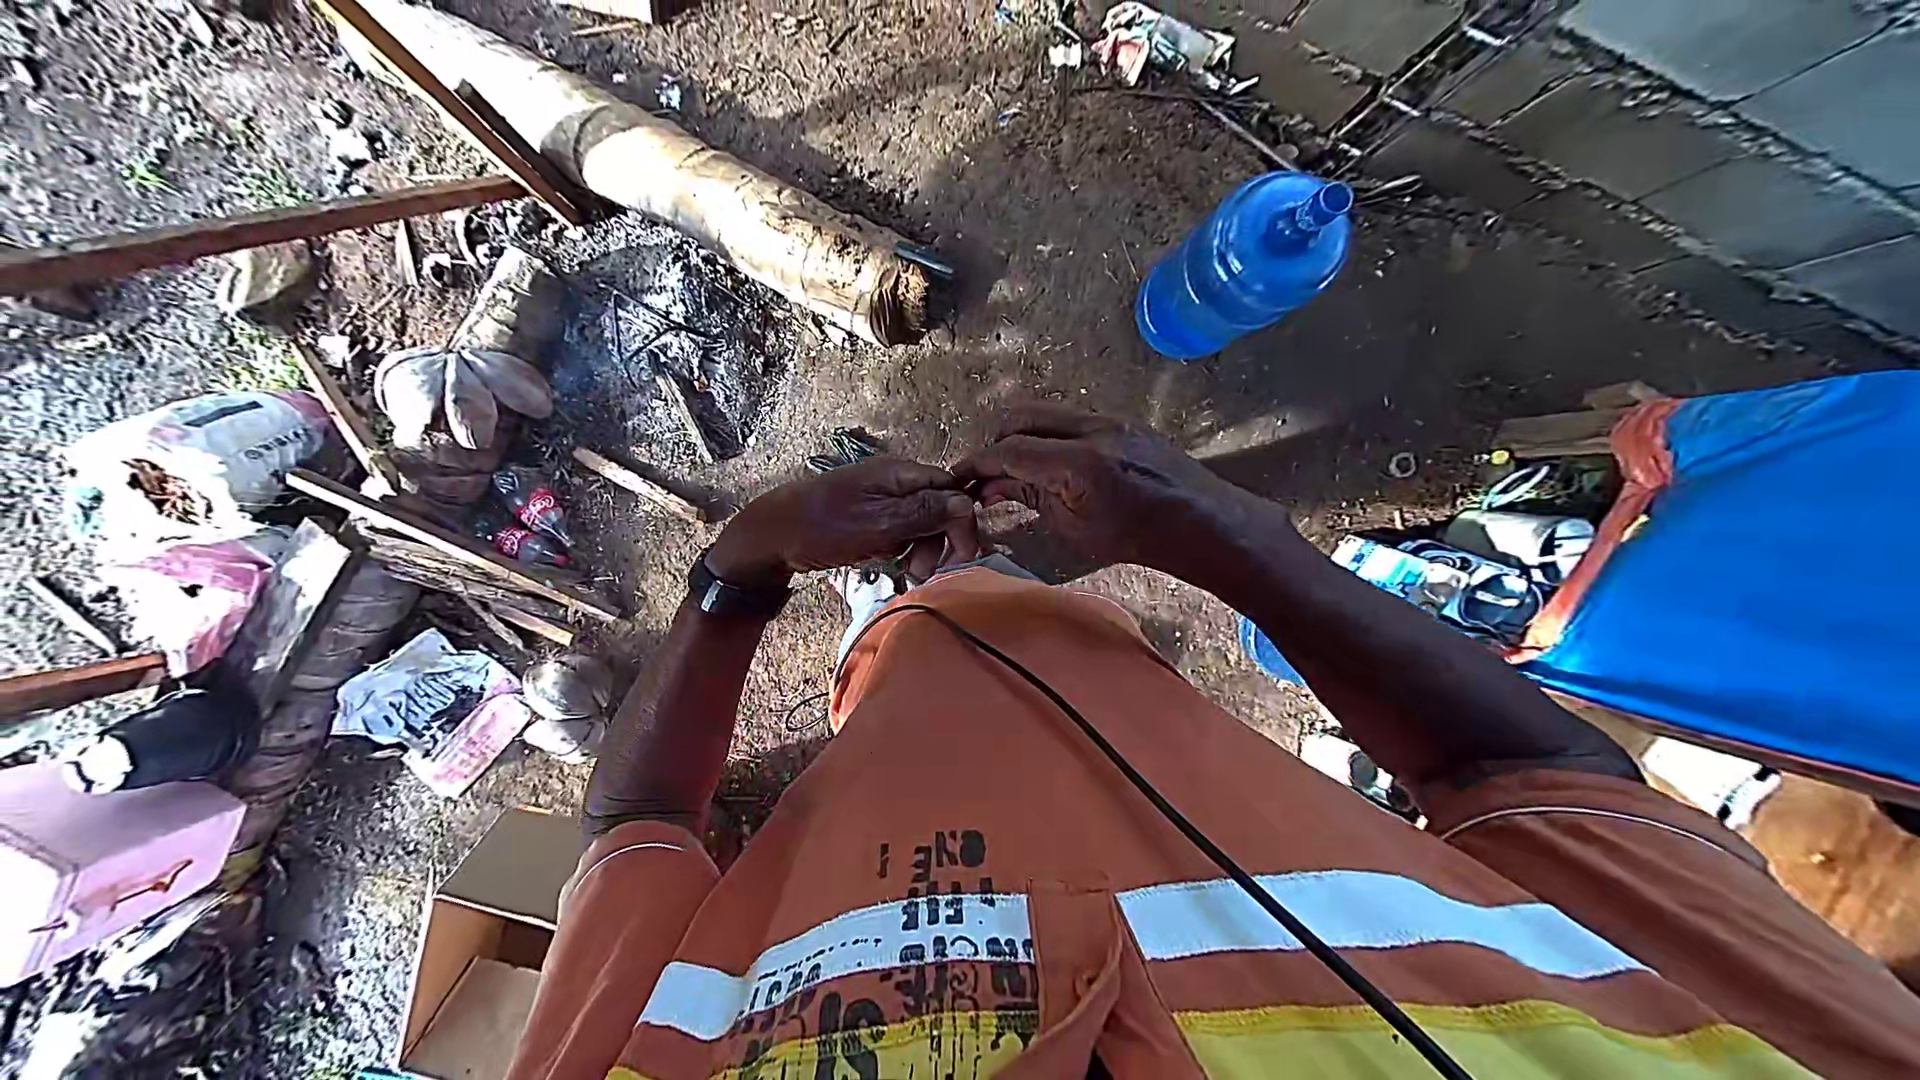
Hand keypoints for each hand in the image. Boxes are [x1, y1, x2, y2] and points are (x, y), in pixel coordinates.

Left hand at [705, 457, 980, 587]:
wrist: (768, 537)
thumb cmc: (823, 529)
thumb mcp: (878, 525)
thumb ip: (924, 513)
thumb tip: (966, 504)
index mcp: (899, 473)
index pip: (951, 489)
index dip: (962, 521)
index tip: (962, 555)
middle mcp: (893, 480)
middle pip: (937, 506)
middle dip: (938, 540)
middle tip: (923, 572)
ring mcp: (879, 497)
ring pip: (919, 521)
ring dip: (920, 549)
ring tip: (907, 573)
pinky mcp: (867, 514)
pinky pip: (898, 529)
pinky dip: (900, 548)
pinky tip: (888, 562)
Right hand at [953, 404, 1272, 578]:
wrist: (1199, 522)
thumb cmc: (1136, 538)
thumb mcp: (1073, 527)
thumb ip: (1029, 496)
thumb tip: (991, 485)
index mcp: (1079, 464)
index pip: (1010, 450)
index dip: (978, 462)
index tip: (961, 476)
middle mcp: (1092, 429)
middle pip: (1020, 416)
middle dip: (994, 441)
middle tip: (986, 472)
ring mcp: (1108, 419)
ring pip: (1044, 412)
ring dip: (1020, 435)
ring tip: (1015, 468)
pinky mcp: (1119, 420)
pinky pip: (1069, 417)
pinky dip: (1047, 434)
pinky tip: (1049, 462)